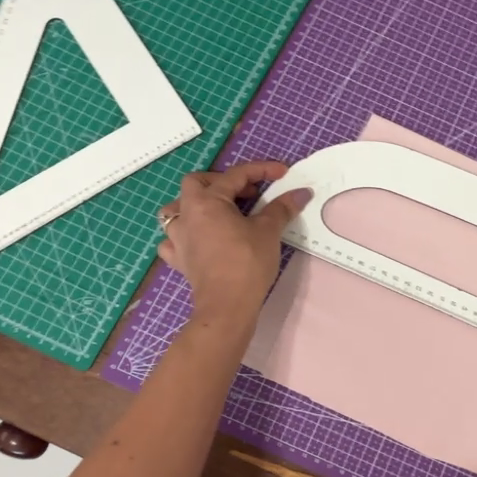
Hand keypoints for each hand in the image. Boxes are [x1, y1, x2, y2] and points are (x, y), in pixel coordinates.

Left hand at [155, 160, 309, 318]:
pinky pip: (174, 239)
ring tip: (219, 213)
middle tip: (246, 193)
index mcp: (207, 201)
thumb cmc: (247, 262)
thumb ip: (282, 207)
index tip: (282, 173)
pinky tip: (201, 240)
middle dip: (220, 181)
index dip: (262, 170)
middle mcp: (186, 214)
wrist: (227, 306)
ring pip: (177, 210)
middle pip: (196, 183)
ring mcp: (177, 238)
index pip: (236, 175)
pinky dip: (186, 235)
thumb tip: (301, 192)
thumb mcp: (269, 230)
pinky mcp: (178, 260)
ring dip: (197, 206)